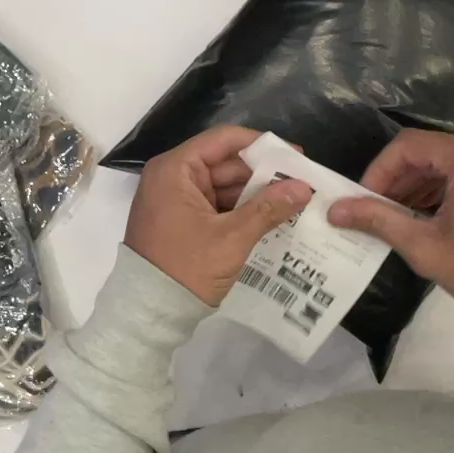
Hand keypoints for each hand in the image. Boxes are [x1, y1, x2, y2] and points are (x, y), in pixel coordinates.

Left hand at [125, 125, 313, 305]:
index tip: (294, 155)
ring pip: (224, 186)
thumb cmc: (186, 268)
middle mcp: (172, 177)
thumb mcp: (231, 238)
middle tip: (302, 183)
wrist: (150, 312)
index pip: (224, 140)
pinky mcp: (182, 220)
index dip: (262, 144)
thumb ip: (268, 209)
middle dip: (263, 174)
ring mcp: (176, 199)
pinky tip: (272, 218)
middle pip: (226, 163)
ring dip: (256, 194)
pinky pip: (217, 205)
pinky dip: (242, 210)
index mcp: (175, 170)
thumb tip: (303, 187)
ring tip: (294, 201)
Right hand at [327, 128, 453, 306]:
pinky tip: (439, 213)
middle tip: (382, 213)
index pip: (408, 147)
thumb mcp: (427, 247)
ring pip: (453, 159)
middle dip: (401, 181)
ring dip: (426, 184)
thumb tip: (334, 210)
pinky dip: (453, 185)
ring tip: (408, 217)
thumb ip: (378, 220)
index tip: (364, 201)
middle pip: (432, 151)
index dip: (379, 172)